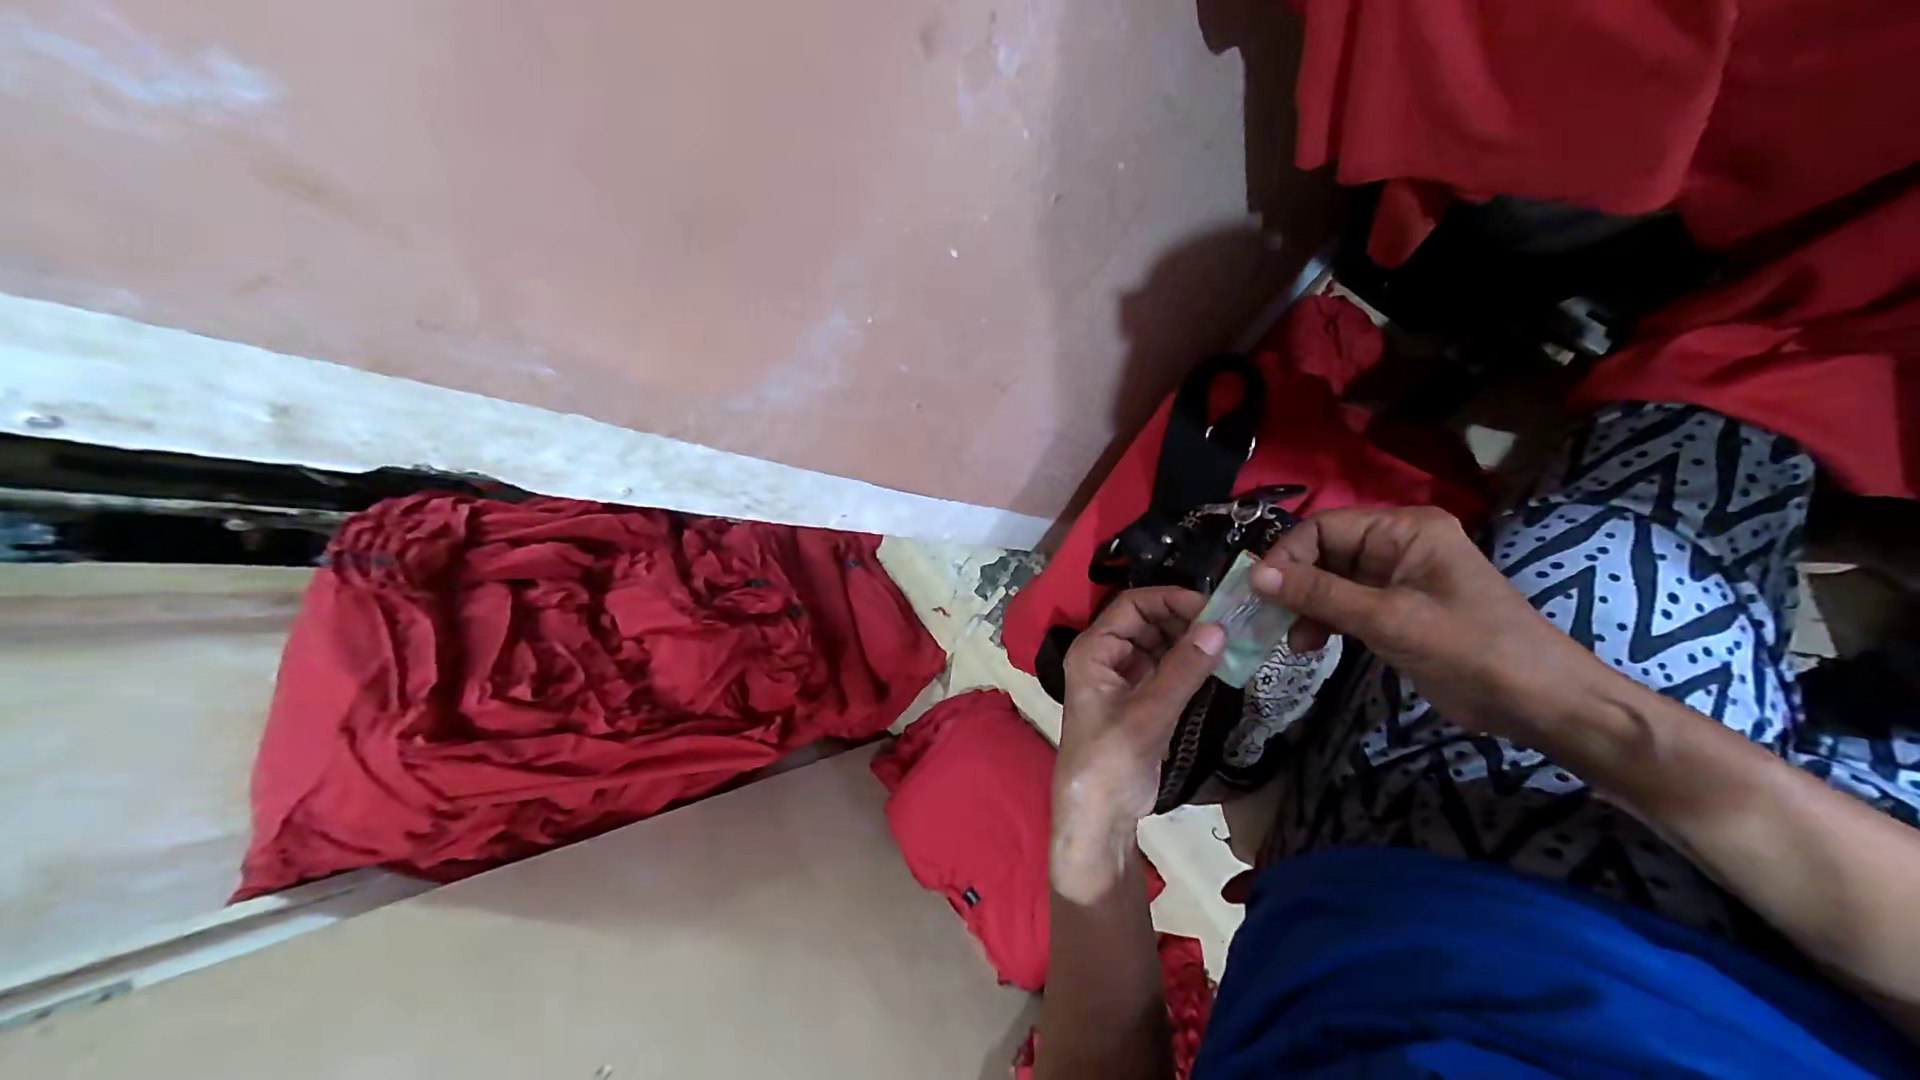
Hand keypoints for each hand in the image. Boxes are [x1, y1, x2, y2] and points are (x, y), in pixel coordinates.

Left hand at [1053, 587, 1224, 900]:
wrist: (1100, 813)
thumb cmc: (1111, 759)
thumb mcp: (1148, 713)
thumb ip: (1183, 670)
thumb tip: (1219, 628)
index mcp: (1093, 650)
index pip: (1131, 605)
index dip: (1169, 599)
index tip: (1211, 605)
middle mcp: (1105, 656)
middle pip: (1146, 620)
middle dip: (1183, 618)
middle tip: (1228, 622)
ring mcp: (1122, 677)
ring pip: (1158, 643)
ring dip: (1188, 639)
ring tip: (1229, 638)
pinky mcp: (1140, 698)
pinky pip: (1165, 667)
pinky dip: (1188, 662)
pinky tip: (1216, 661)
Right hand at [1250, 506, 1621, 755]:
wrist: (1540, 703)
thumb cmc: (1471, 649)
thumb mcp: (1389, 619)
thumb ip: (1321, 594)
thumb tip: (1256, 575)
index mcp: (1404, 530)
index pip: (1324, 527)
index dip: (1287, 555)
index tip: (1259, 590)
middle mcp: (1396, 545)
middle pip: (1322, 553)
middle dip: (1294, 585)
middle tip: (1268, 617)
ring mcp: (1394, 578)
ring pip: (1326, 581)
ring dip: (1304, 607)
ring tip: (1293, 640)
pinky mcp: (1392, 609)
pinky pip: (1341, 604)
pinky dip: (1321, 622)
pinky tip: (1309, 645)